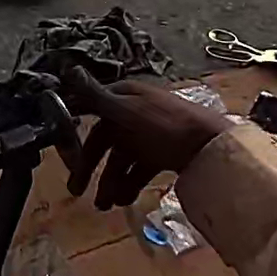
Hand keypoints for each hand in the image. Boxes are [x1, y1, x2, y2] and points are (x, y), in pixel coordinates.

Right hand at [60, 67, 230, 208]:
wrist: (213, 146)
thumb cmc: (165, 125)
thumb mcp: (126, 111)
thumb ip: (95, 96)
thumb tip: (69, 70)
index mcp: (124, 97)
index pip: (91, 112)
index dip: (76, 132)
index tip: (63, 154)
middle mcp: (134, 112)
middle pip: (105, 140)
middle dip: (90, 166)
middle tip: (76, 190)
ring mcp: (149, 133)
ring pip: (121, 158)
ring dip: (110, 181)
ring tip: (104, 205)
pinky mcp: (164, 152)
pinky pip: (139, 168)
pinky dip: (129, 183)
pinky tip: (123, 200)